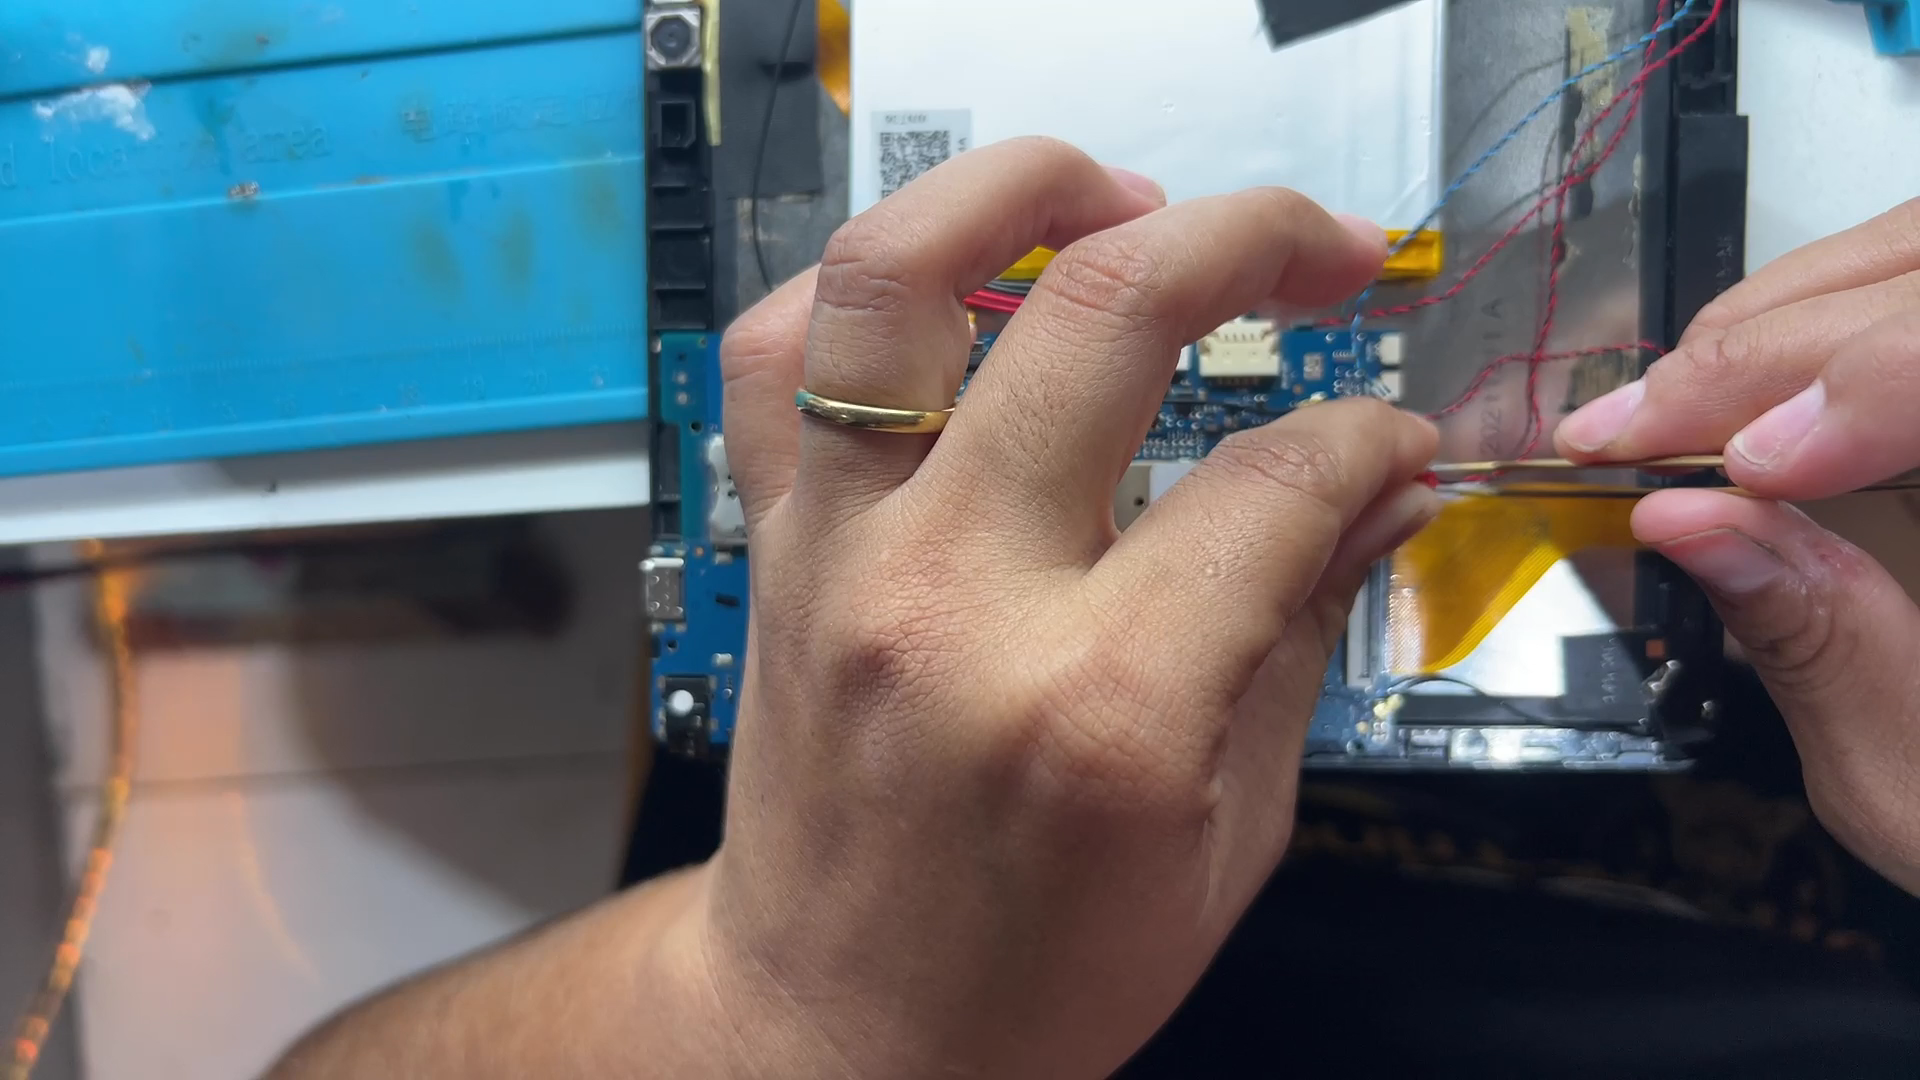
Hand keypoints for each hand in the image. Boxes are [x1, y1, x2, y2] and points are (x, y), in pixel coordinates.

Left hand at [691, 138, 1436, 1077]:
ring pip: (896, 284)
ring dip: (1015, 193)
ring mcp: (844, 552)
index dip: (1366, 437)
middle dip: (1239, 235)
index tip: (1388, 432)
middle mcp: (957, 595)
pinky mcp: (781, 550)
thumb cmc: (1035, 967)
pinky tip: (945, 284)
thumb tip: (1372, 491)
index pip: (1278, 484)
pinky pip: (777, 358)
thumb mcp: (1226, 834)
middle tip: (1307, 238)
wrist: (836, 1020)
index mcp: (1105, 703)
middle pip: (1102, 316)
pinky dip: (858, 285)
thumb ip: (1296, 637)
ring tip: (1107, 191)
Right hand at [1557, 198, 1919, 894]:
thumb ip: (1810, 635)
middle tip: (1630, 423)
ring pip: (1914, 259)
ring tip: (1662, 409)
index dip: (1870, 374)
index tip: (1706, 463)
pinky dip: (1801, 327)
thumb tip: (1675, 521)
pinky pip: (1894, 299)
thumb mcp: (1910, 779)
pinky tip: (1727, 397)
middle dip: (1776, 339)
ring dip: (1774, 321)